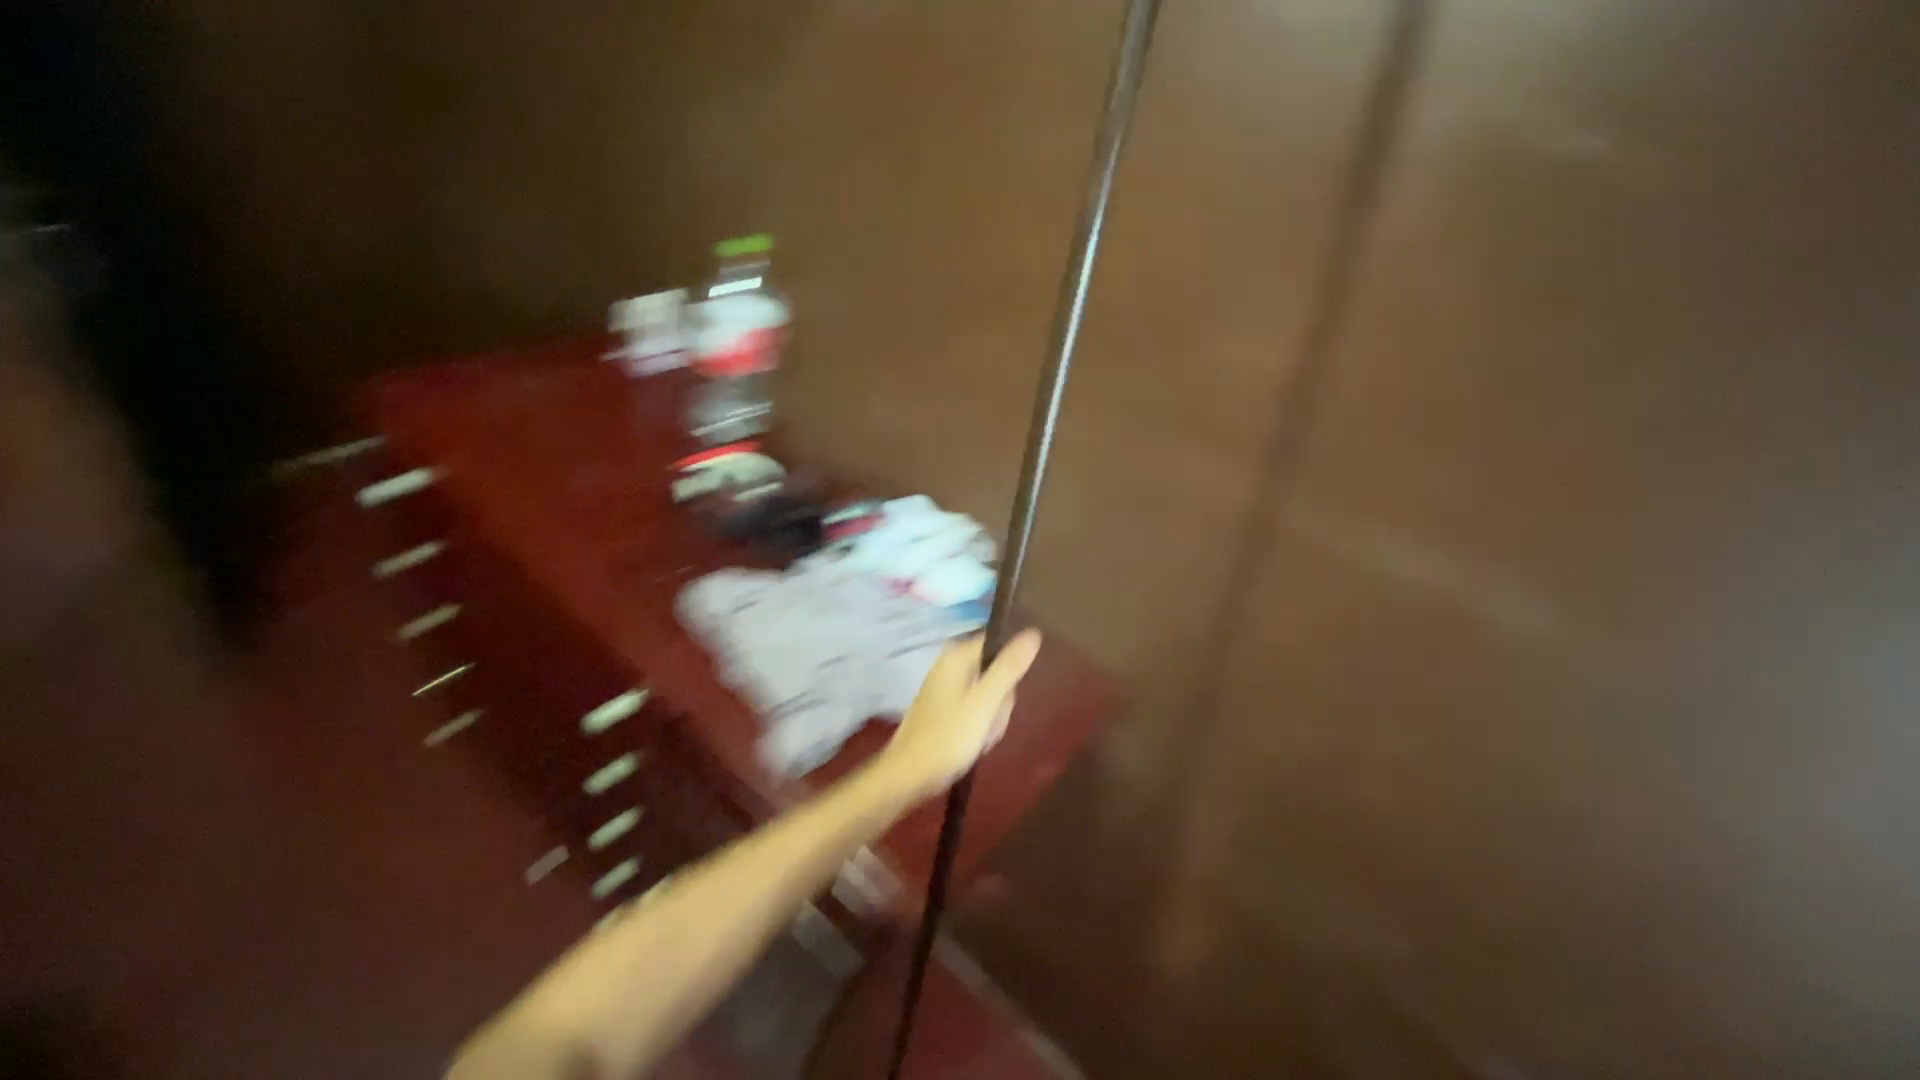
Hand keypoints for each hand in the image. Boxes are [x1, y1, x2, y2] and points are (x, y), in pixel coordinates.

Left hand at [877, 629, 1043, 801]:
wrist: (911, 776)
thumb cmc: (949, 737)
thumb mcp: (985, 702)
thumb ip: (1009, 668)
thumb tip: (1033, 633)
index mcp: (955, 658)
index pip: (995, 643)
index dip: (1010, 663)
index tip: (1012, 687)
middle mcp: (948, 668)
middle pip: (993, 671)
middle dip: (1001, 698)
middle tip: (993, 719)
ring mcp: (945, 691)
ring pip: (987, 695)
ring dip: (993, 716)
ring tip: (983, 735)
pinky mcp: (944, 712)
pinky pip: (975, 711)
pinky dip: (980, 726)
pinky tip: (975, 742)